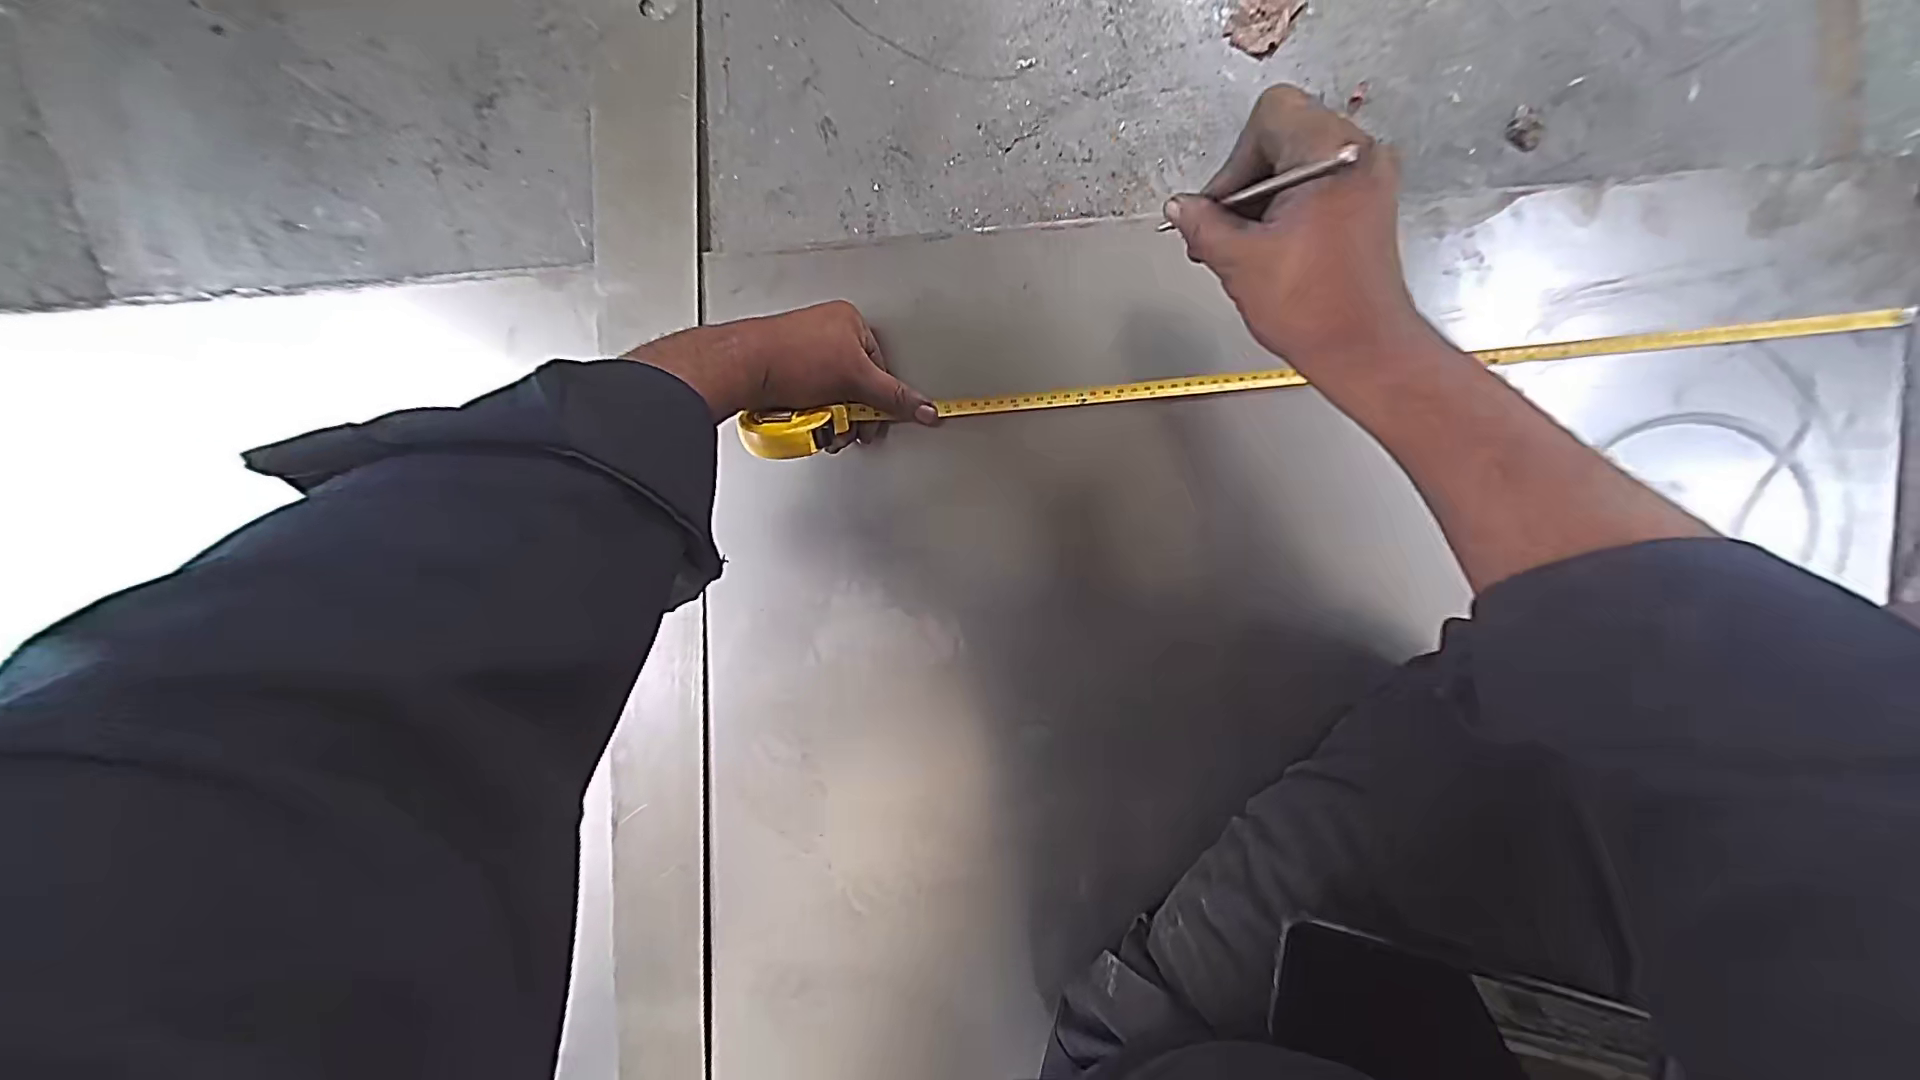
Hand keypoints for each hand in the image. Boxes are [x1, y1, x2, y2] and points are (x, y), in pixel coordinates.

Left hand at [625, 301, 939, 445]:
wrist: (742, 369)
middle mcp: (827, 334)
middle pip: (859, 387)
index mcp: (849, 322)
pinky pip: (814, 402)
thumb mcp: (855, 379)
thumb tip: (923, 408)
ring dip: (832, 419)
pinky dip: (813, 416)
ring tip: (821, 420)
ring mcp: (806, 356)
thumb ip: (894, 398)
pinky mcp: (788, 376)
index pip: (882, 367)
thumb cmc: (788, 356)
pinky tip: (806, 418)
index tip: (879, 419)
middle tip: (847, 425)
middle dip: (853, 414)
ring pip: (835, 399)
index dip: (881, 399)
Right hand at [1165, 86, 1434, 375]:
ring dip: (1257, 206)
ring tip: (1242, 250)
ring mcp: (1364, 181)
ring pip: (1291, 168)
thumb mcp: (1238, 261)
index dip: (1233, 162)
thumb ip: (1202, 224)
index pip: (1270, 116)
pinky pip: (1309, 192)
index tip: (1221, 205)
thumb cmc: (1317, 308)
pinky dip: (1280, 216)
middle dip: (1240, 187)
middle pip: (1280, 139)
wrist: (1358, 347)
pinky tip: (1265, 253)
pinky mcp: (1361, 207)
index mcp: (1333, 154)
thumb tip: (1181, 207)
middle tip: (1222, 232)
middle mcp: (1358, 156)